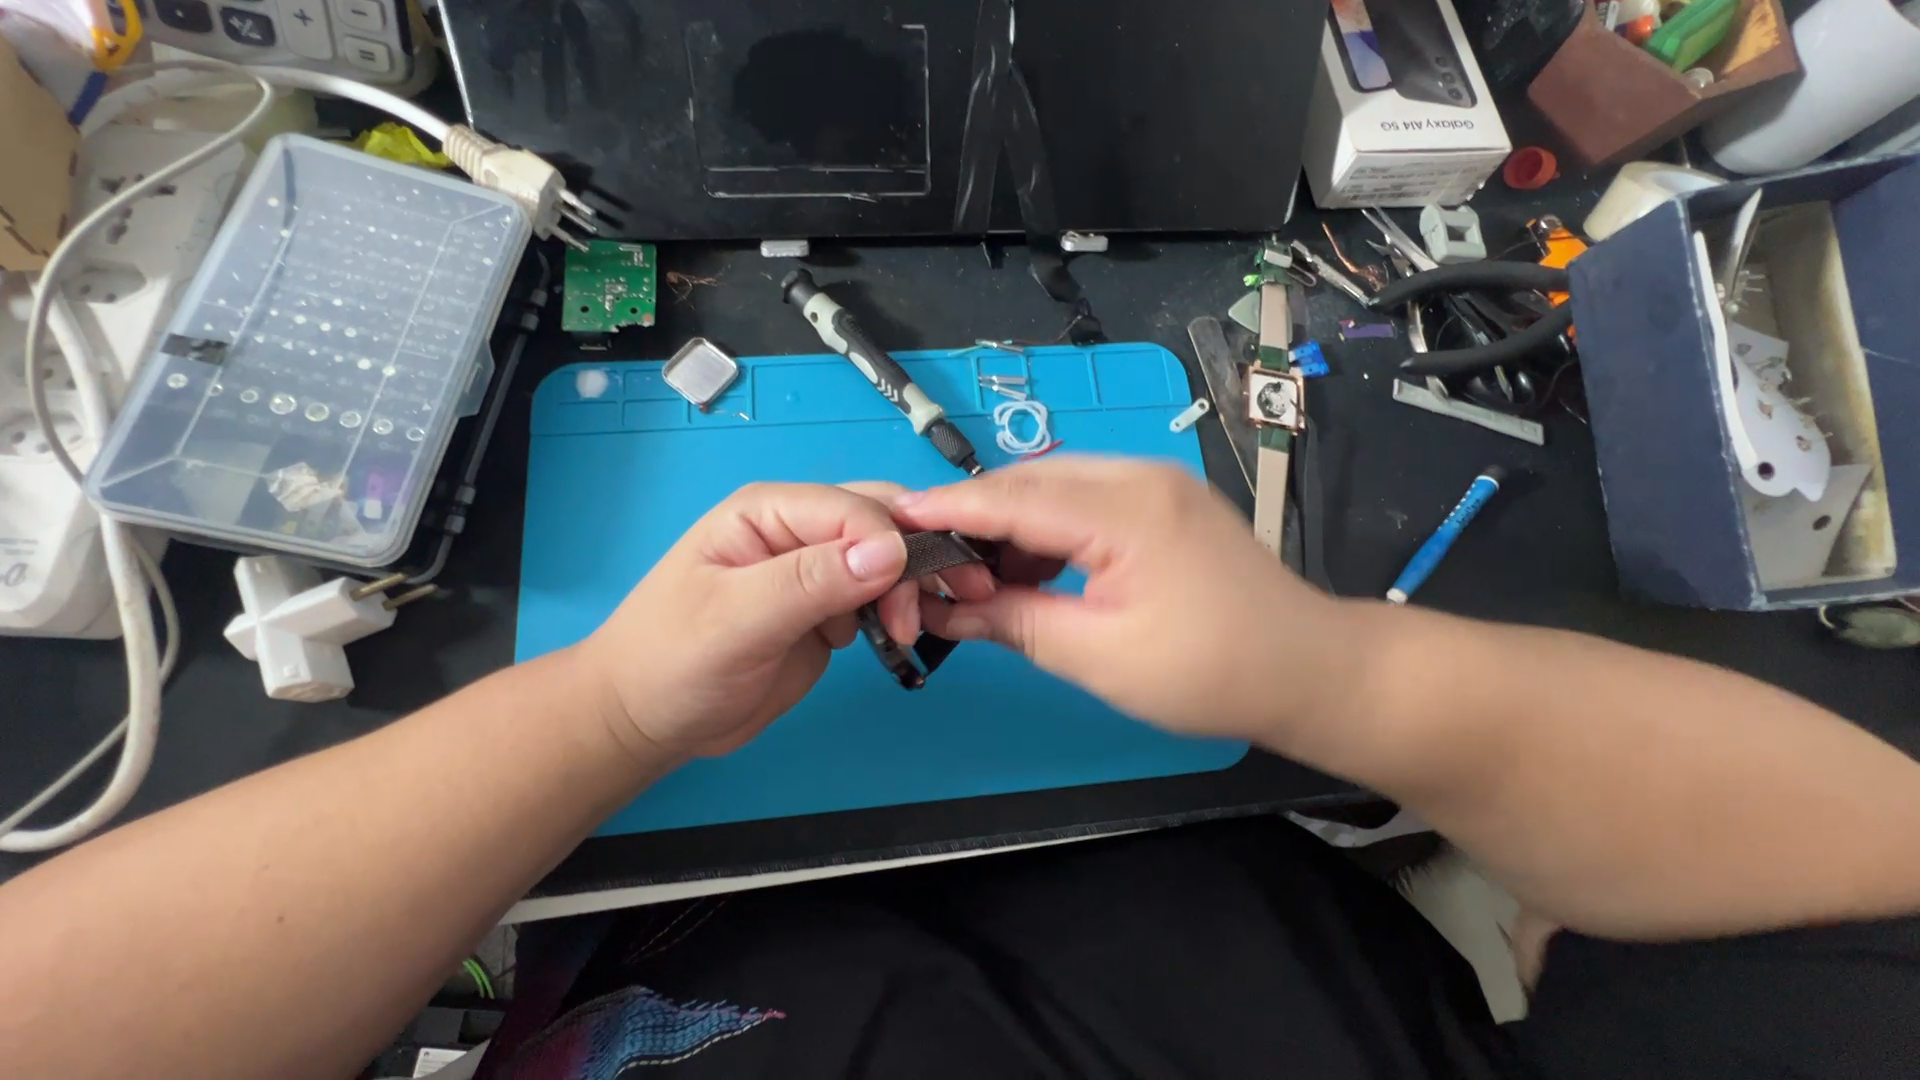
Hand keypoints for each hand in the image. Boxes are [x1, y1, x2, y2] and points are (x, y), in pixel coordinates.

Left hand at [578, 482, 994, 759]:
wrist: (647, 722)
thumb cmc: (672, 662)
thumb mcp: (736, 620)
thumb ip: (811, 581)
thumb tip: (892, 550)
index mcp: (769, 513)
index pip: (853, 509)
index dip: (893, 544)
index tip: (909, 601)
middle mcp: (798, 532)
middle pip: (880, 523)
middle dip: (921, 556)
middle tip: (958, 598)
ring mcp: (814, 572)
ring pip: (886, 560)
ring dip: (914, 586)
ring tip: (915, 629)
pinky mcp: (826, 611)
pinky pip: (878, 597)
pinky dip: (899, 611)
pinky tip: (900, 634)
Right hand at [892, 456, 1360, 741]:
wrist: (1310, 669)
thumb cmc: (1209, 673)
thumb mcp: (1099, 657)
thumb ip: (1015, 622)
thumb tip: (945, 611)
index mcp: (1126, 510)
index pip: (1013, 499)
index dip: (949, 511)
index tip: (895, 521)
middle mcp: (1139, 476)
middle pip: (1030, 482)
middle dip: (974, 518)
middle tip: (929, 562)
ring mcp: (1155, 482)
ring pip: (1055, 487)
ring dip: (1010, 525)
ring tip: (976, 575)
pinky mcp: (1162, 499)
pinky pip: (1085, 500)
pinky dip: (1047, 529)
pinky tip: (1029, 567)